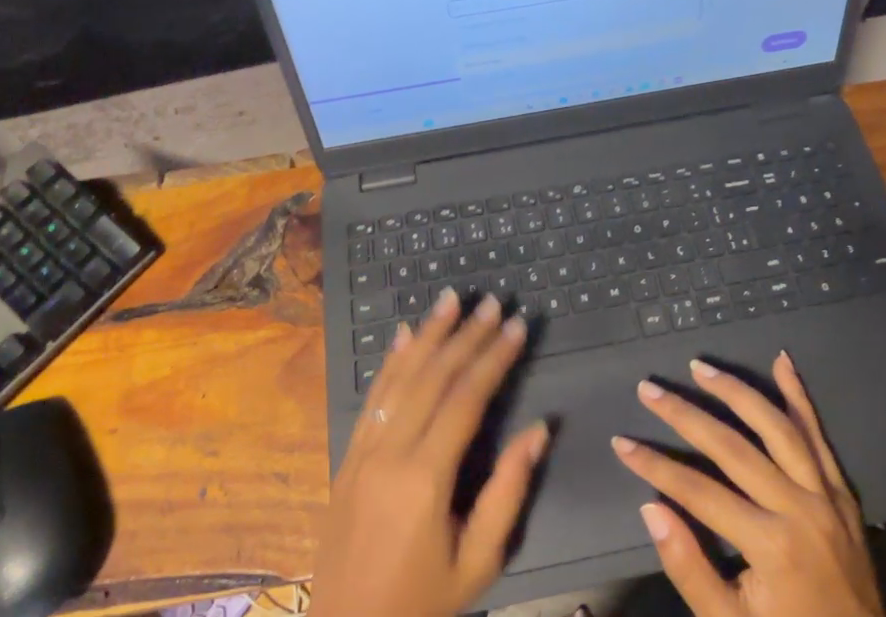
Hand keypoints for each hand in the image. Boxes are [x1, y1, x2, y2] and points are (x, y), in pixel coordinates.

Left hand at [310, 289, 549, 616]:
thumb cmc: (423, 600)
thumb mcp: (479, 559)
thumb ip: (508, 491)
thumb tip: (539, 429)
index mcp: (426, 478)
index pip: (466, 400)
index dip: (493, 358)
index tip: (516, 325)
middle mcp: (390, 453)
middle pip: (433, 379)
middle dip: (465, 335)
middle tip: (491, 301)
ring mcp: (362, 451)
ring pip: (399, 379)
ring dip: (428, 335)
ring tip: (451, 299)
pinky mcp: (346, 458)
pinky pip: (371, 398)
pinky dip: (391, 363)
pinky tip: (404, 335)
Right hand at [612, 352, 883, 616]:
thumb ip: (690, 568)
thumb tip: (650, 508)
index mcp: (771, 543)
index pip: (698, 491)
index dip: (655, 466)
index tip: (621, 443)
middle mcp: (800, 507)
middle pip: (734, 447)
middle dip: (686, 415)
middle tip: (649, 389)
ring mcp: (826, 496)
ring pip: (778, 427)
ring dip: (737, 392)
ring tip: (701, 367)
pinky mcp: (842, 493)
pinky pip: (819, 436)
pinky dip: (800, 398)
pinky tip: (782, 363)